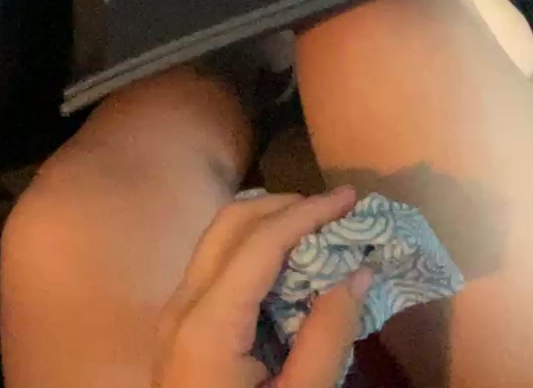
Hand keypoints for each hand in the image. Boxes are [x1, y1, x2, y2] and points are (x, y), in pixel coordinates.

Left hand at [155, 187, 371, 387]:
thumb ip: (328, 336)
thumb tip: (359, 270)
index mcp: (207, 325)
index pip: (260, 241)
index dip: (308, 211)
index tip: (351, 196)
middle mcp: (181, 305)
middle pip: (231, 222)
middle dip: (286, 205)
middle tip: (336, 210)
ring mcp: (173, 315)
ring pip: (219, 237)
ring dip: (270, 222)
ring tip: (319, 229)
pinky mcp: (179, 328)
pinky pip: (216, 265)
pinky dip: (255, 249)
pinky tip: (290, 265)